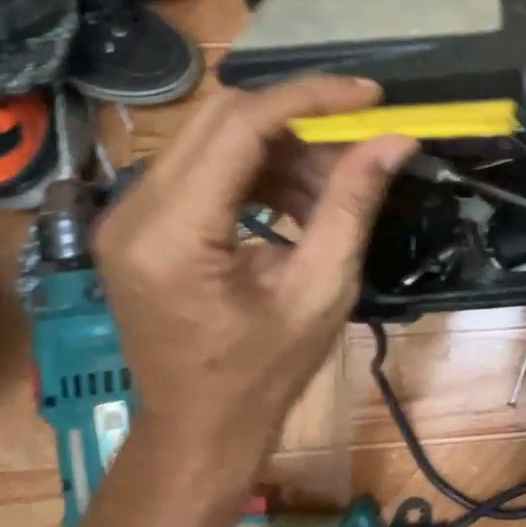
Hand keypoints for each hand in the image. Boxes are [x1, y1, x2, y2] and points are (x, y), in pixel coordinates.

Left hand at [92, 78, 415, 467]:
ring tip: (336, 187)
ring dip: (285, 148)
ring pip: (215, 137)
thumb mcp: (321, 290)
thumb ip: (352, 206)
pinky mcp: (141, 222)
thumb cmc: (263, 374)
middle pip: (221, 118)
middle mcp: (135, 210)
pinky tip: (300, 203)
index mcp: (173, 233)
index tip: (371, 97)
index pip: (240, 126)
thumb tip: (396, 141)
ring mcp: (129, 214)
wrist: (198, 429)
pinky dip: (261, 170)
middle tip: (360, 141)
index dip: (311, 98)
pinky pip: (206, 166)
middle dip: (301, 119)